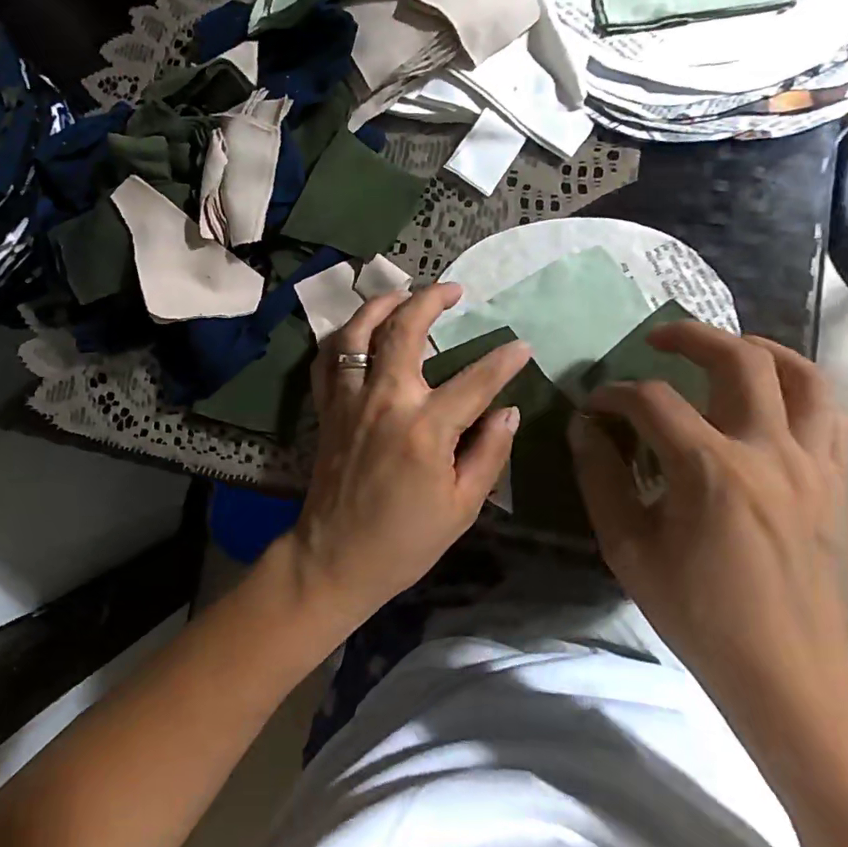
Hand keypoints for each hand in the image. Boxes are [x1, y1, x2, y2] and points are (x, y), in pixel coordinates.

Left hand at [277, 283, 532, 624]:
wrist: (335, 555)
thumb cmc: (405, 540)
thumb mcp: (463, 505)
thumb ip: (489, 452)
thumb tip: (508, 409)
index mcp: (425, 428)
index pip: (476, 379)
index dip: (504, 360)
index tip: (521, 346)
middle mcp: (384, 401)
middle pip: (405, 331)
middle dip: (431, 300)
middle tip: (453, 290)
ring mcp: (348, 400)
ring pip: (357, 333)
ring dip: (380, 305)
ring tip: (402, 292)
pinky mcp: (326, 409)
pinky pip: (327, 360)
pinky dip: (341, 337)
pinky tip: (357, 331)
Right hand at [567, 323, 847, 710]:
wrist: (784, 664)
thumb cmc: (694, 607)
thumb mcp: (625, 543)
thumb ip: (601, 476)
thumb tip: (584, 427)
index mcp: (710, 468)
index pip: (651, 400)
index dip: (612, 394)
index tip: (591, 407)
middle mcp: (769, 451)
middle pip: (741, 360)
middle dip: (691, 338)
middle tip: (657, 339)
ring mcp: (814, 465)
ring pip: (805, 376)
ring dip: (761, 351)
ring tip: (726, 348)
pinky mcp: (836, 483)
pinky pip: (832, 416)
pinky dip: (801, 392)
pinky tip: (771, 400)